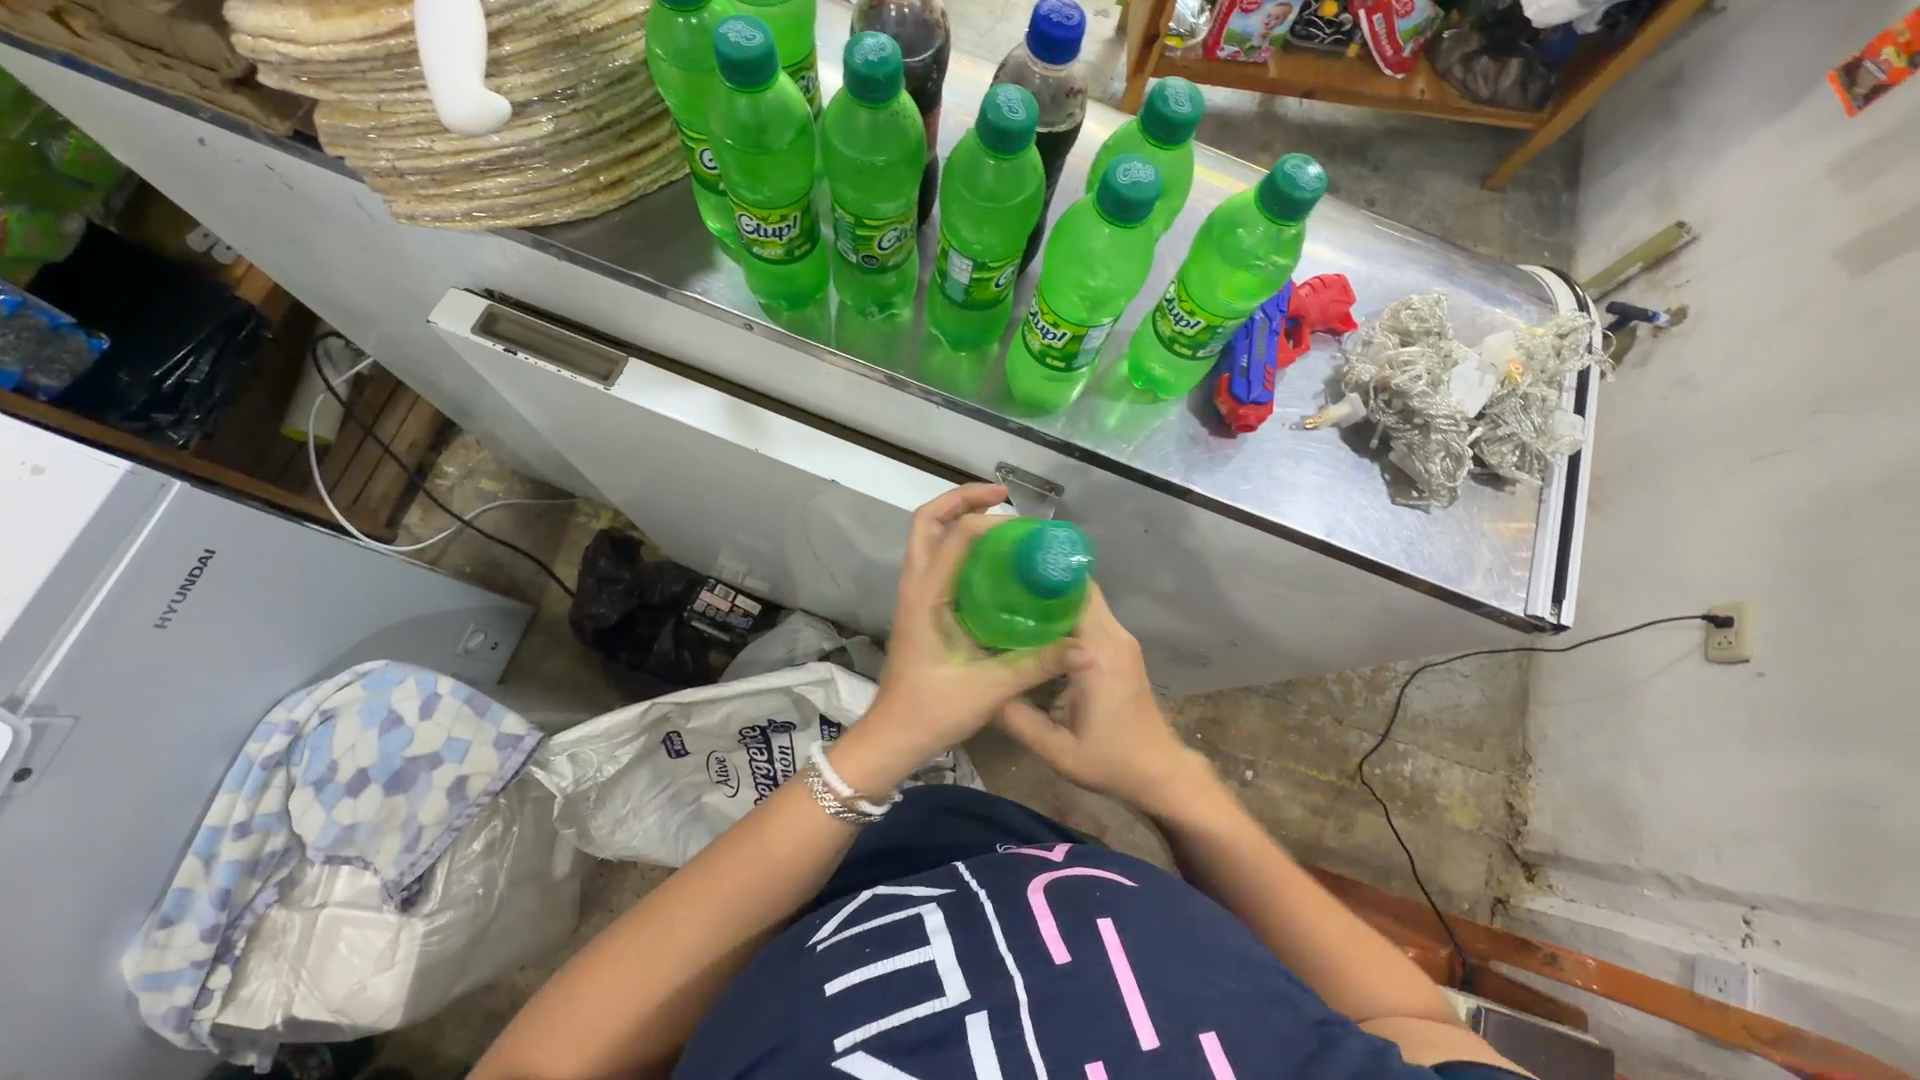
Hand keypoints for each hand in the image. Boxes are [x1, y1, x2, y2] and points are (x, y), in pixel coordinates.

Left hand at [833, 484, 1085, 790]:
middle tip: (1003, 498)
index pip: (955, 537)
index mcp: (926, 597)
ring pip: (928, 538)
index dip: (991, 523)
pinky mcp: (920, 609)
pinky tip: (995, 563)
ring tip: (1002, 522)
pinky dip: (960, 547)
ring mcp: (914, 596)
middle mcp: (915, 587)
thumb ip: (1038, 665)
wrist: (894, 737)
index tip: (1026, 529)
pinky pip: (936, 561)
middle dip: (962, 500)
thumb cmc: (933, 711)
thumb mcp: (990, 688)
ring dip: (959, 519)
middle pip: (927, 521)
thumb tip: (1087, 649)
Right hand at [996, 584, 1216, 816]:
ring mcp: (1121, 639)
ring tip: (1010, 605)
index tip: (1001, 579)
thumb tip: (980, 687)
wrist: (1157, 770)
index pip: (1071, 594)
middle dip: (1040, 585)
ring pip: (1083, 600)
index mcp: (1097, 654)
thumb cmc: (1109, 760)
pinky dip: (1063, 615)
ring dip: (1051, 599)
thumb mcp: (1055, 749)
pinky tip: (1034, 628)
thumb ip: (1015, 718)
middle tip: (999, 590)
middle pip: (1076, 590)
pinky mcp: (1120, 647)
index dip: (1037, 581)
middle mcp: (1113, 636)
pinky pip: (1090, 616)